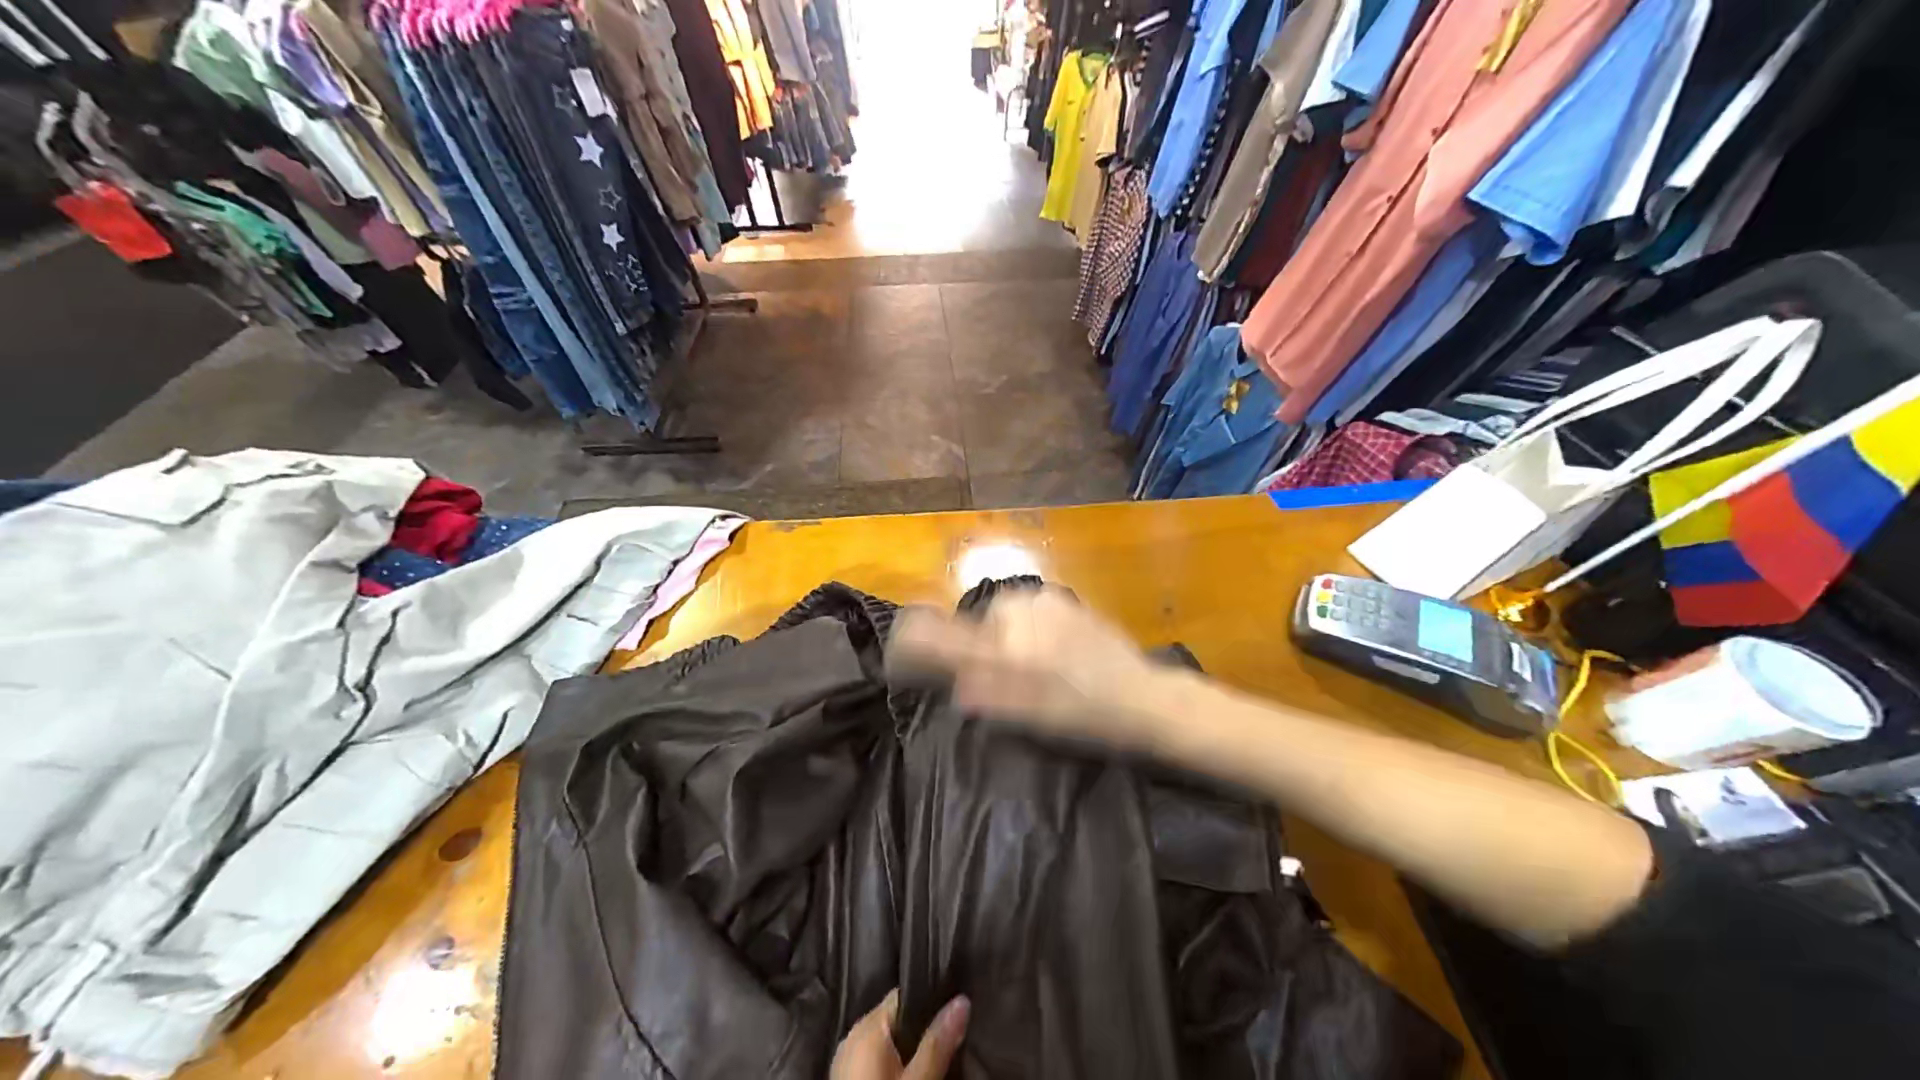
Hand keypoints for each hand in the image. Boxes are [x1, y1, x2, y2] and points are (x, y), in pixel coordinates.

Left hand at [830, 990, 969, 1079]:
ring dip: (910, 1050)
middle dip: (923, 1029)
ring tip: (939, 1059)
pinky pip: (876, 1059)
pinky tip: (913, 1077)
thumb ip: (938, 1043)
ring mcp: (846, 1060)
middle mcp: (852, 1036)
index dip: (932, 1001)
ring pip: (887, 1041)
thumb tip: (962, 1000)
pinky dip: (895, 1065)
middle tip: (953, 1040)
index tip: (957, 1011)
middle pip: (896, 1019)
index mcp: (867, 1027)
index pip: (904, 997)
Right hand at [888, 589, 1167, 748]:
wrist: (1144, 697)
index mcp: (1007, 644)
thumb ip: (984, 694)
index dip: (917, 641)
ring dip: (1009, 639)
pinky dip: (1030, 631)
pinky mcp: (1065, 601)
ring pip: (1005, 618)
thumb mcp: (1030, 716)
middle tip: (1008, 680)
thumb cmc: (1084, 714)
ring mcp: (1046, 603)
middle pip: (979, 625)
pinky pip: (1029, 613)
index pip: (944, 633)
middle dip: (984, 647)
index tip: (904, 653)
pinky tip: (1055, 655)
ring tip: (1037, 670)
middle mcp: (1021, 613)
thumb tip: (945, 683)